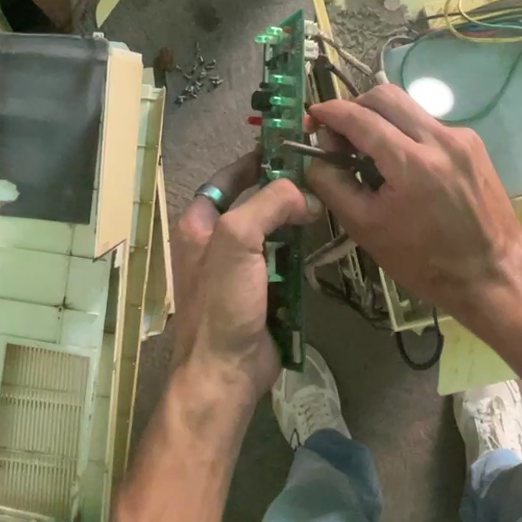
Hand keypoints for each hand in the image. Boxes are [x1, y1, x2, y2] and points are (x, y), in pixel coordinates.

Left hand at [170, 150, 311, 406]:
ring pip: (272, 231)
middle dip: (282, 193)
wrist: (226, 371)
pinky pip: (283, 260)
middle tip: (316, 180)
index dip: (255, 161)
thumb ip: (269, 203)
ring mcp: (238, 268)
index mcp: (198, 223)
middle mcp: (215, 241)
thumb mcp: (238, 238)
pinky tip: (319, 243)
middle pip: (254, 203)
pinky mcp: (260, 291)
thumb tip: (304, 197)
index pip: (227, 177)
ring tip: (323, 208)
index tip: (287, 149)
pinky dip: (299, 252)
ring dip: (294, 223)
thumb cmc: (223, 301)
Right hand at [305, 85, 521, 331]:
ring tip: (369, 152)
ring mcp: (461, 137)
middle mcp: (439, 139)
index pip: (359, 117)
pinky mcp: (473, 143)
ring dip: (380, 119)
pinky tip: (402, 166)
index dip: (329, 112)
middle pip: (385, 95)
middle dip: (355, 107)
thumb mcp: (366, 228)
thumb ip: (333, 184)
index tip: (313, 117)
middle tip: (340, 134)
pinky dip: (406, 134)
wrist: (494, 276)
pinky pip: (428, 124)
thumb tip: (318, 157)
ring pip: (408, 107)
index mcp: (411, 163)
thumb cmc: (425, 261)